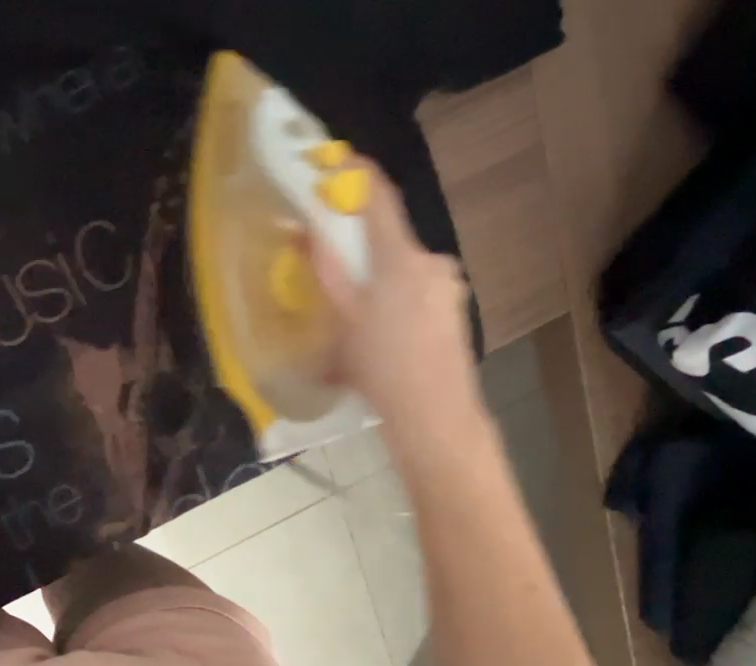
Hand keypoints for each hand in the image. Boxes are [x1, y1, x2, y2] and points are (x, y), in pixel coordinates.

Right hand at [311, 159, 481, 428]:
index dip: (358, 174)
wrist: (434, 415)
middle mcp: (432, 263)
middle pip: (389, 241)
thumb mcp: (341, 322)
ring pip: (401, 272)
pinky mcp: (453, 312)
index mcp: (402, 259)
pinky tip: (378, 340)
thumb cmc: (382, 368)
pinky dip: (392, 306)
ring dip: (374, 285)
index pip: (380, 199)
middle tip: (330, 270)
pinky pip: (415, 295)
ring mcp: (448, 288)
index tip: (335, 160)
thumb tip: (302, 230)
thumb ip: (325, 271)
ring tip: (351, 322)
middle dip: (358, 250)